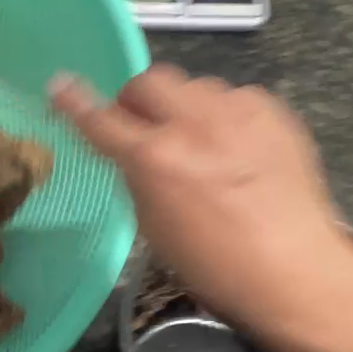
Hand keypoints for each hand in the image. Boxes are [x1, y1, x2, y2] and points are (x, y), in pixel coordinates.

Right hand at [50, 66, 352, 351]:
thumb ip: (136, 175)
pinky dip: (223, 116)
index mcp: (155, 158)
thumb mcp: (152, 224)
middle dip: (137, 100)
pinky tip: (233, 148)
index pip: (102, 119)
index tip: (59, 86)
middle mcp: (194, 124)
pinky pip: (233, 98)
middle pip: (150, 81)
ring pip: (194, 87)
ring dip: (183, 108)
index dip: (75, 102)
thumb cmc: (211, 263)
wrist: (293, 270)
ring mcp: (240, 113)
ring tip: (197, 141)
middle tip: (142, 126)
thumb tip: (131, 150)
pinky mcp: (275, 113)